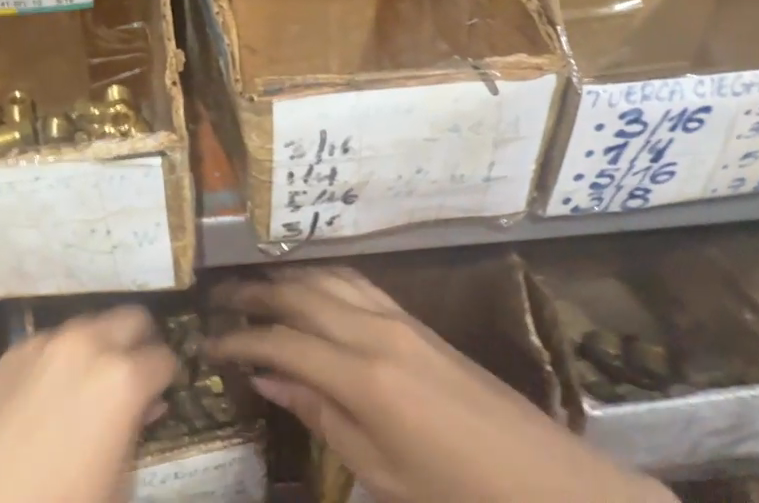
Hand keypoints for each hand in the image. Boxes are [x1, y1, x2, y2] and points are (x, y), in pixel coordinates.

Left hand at [0, 306, 176, 502]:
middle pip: (131, 317)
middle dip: (139, 343)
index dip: (167, 377)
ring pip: (90, 324)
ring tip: (92, 387)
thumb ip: (137, 431)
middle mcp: (87, 344)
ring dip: (100, 346)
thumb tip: (146, 405)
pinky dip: (64, 357)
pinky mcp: (12, 351)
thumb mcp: (117, 480)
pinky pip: (52, 342)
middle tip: (136, 378)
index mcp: (123, 377)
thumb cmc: (61, 502)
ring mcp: (45, 342)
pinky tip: (52, 393)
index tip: (163, 392)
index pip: (165, 357)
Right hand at [208, 268, 675, 502]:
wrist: (552, 485)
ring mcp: (400, 320)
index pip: (280, 342)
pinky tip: (310, 286)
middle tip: (216, 300)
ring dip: (284, 280)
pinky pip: (357, 283)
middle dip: (252, 295)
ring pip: (327, 280)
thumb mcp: (379, 471)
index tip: (206, 344)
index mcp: (362, 377)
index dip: (237, 340)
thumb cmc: (457, 494)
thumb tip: (265, 377)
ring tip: (253, 288)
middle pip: (298, 296)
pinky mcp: (419, 321)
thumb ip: (318, 414)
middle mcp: (375, 332)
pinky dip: (322, 278)